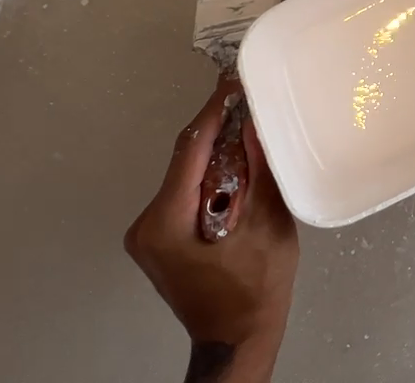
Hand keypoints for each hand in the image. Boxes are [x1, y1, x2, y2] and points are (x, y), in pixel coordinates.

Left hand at [125, 82, 299, 378]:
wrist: (236, 334)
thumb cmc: (257, 284)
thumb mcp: (268, 221)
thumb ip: (258, 170)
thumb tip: (253, 124)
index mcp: (167, 220)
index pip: (190, 148)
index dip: (214, 110)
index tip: (234, 81)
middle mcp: (146, 224)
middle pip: (185, 158)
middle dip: (218, 128)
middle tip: (251, 100)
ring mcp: (147, 233)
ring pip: (185, 173)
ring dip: (216, 151)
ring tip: (252, 130)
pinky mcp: (158, 238)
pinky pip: (184, 191)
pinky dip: (210, 174)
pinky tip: (238, 167)